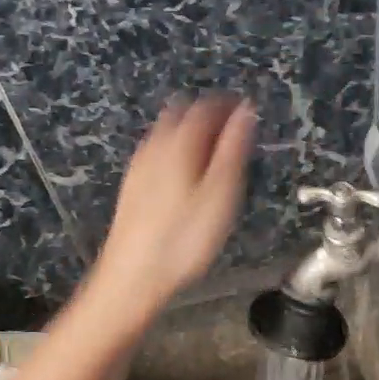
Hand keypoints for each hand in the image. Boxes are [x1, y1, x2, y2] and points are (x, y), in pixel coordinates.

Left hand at [94, 95, 254, 306]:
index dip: (228, 106)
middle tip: (230, 131)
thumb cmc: (184, 239)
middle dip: (206, 116)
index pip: (206, 107)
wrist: (134, 273)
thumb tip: (246, 111)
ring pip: (166, 133)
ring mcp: (140, 165)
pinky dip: (174, 153)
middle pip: (182, 114)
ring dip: (188, 133)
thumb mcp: (219, 196)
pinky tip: (181, 175)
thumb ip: (233, 151)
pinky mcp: (132, 187)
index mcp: (181, 142)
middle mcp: (156, 144)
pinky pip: (155, 154)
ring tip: (210, 152)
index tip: (247, 111)